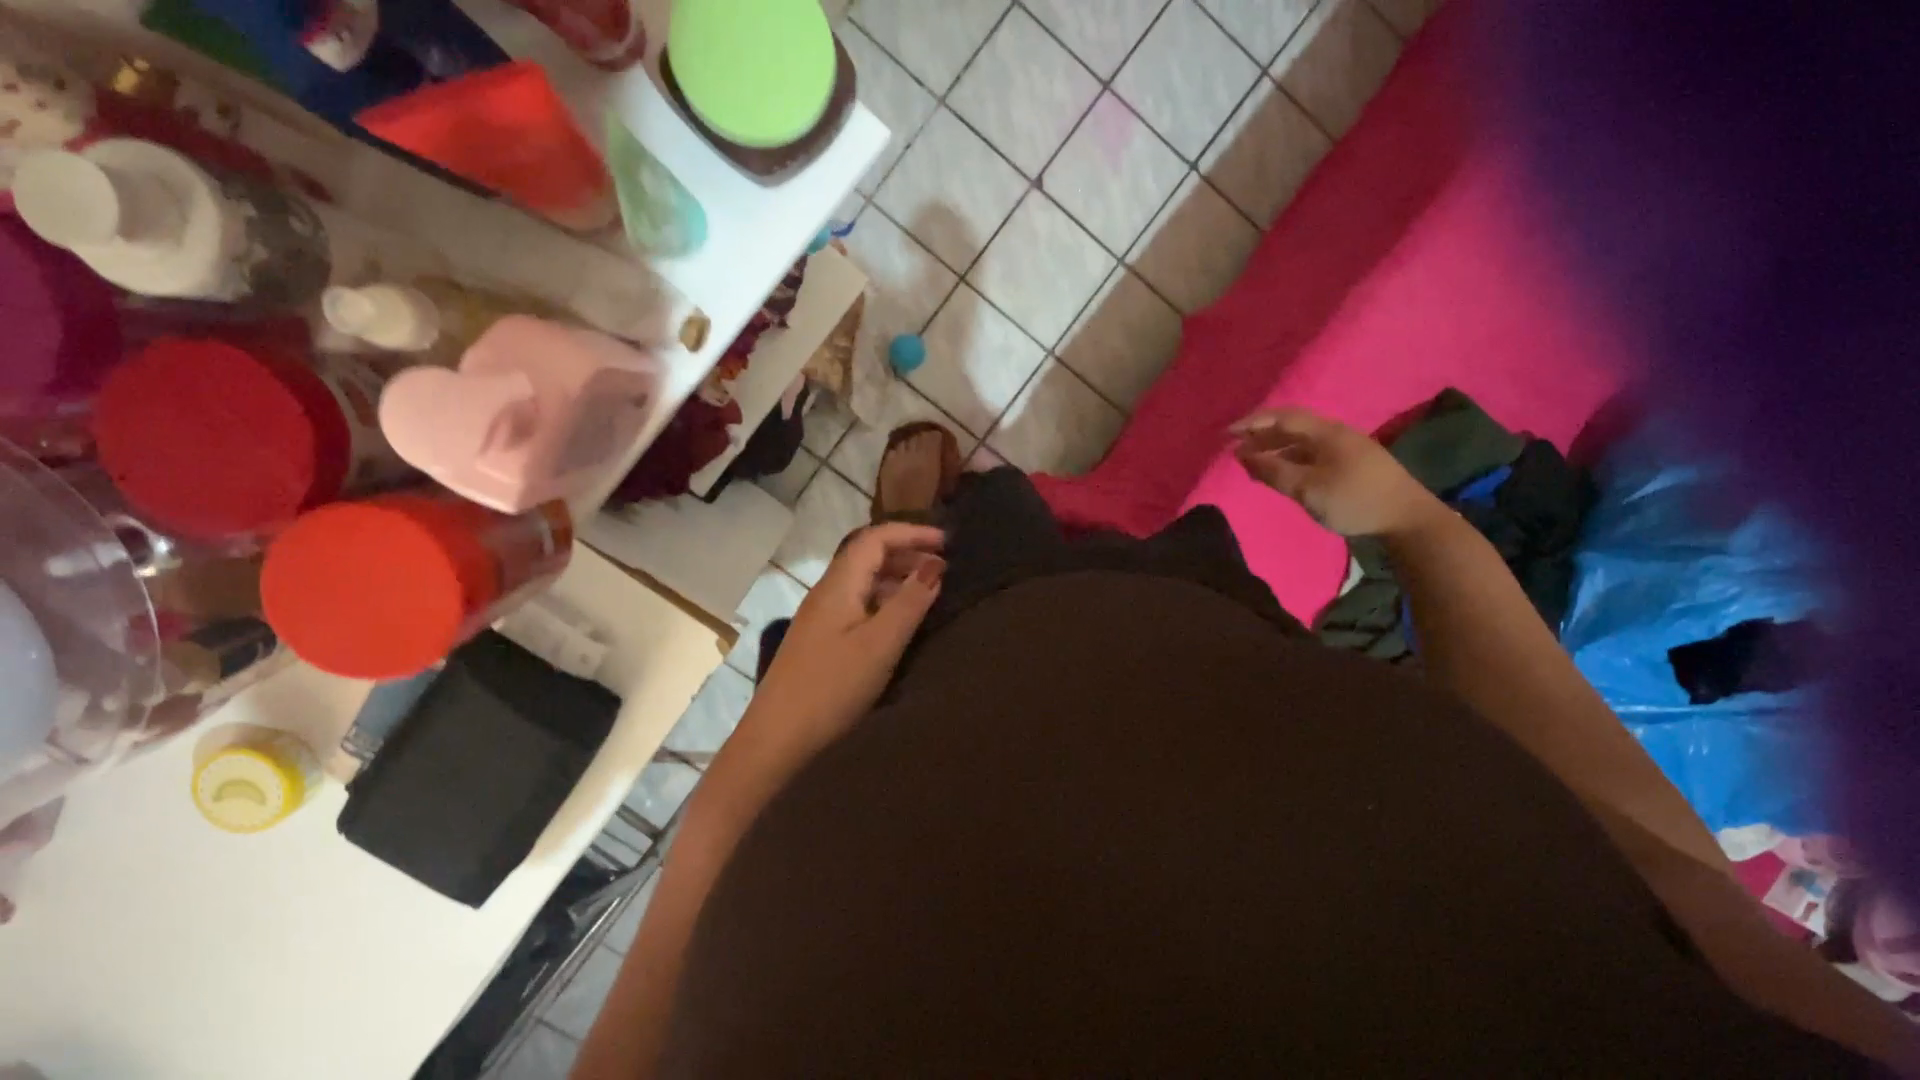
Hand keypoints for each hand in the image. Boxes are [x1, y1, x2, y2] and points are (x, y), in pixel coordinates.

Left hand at [749, 524, 945, 758]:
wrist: (778, 737)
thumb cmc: (832, 688)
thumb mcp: (880, 645)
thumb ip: (910, 603)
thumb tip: (936, 564)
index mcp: (838, 585)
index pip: (875, 538)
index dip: (912, 533)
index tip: (948, 542)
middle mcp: (827, 593)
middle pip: (868, 556)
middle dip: (907, 553)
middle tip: (945, 567)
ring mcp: (820, 618)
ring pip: (863, 582)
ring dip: (897, 578)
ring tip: (930, 592)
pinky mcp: (820, 641)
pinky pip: (858, 605)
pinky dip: (884, 602)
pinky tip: (900, 622)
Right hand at [1229, 407, 1448, 538]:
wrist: (1407, 517)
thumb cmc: (1354, 500)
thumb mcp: (1307, 489)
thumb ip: (1273, 472)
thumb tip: (1244, 457)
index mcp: (1325, 433)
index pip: (1282, 417)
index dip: (1252, 422)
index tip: (1227, 434)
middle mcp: (1336, 433)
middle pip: (1293, 427)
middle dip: (1262, 436)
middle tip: (1237, 450)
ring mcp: (1348, 448)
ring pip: (1304, 442)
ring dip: (1276, 449)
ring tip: (1255, 463)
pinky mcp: (1354, 465)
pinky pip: (1314, 454)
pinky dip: (1292, 459)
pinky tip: (1285, 473)